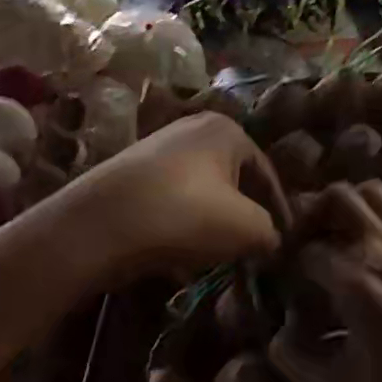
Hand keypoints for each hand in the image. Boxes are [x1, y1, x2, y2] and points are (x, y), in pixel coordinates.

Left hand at [47, 113, 288, 281]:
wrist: (97, 226)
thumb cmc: (185, 214)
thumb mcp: (248, 228)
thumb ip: (271, 232)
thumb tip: (271, 240)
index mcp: (226, 130)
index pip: (266, 173)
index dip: (280, 210)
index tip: (284, 240)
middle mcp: (192, 129)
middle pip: (234, 179)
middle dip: (246, 214)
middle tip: (255, 246)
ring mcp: (157, 149)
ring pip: (204, 191)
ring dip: (216, 221)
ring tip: (221, 252)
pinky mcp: (131, 174)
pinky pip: (174, 199)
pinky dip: (186, 223)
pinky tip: (184, 249)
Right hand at [270, 182, 381, 381]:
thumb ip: (296, 362)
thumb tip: (279, 334)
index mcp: (353, 278)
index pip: (302, 250)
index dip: (283, 264)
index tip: (283, 287)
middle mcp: (380, 246)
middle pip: (336, 197)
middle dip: (310, 215)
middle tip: (301, 244)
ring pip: (372, 190)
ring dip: (347, 204)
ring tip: (335, 232)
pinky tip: (379, 233)